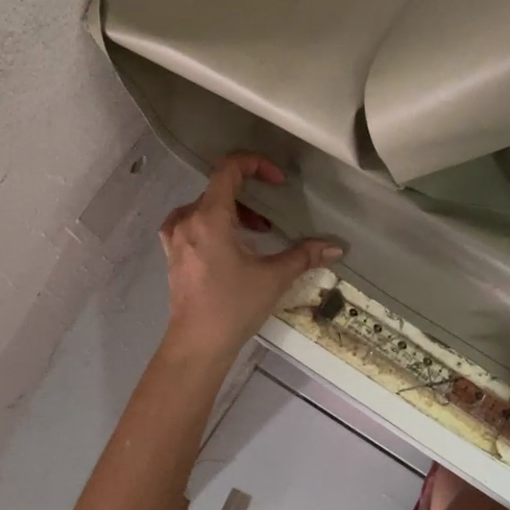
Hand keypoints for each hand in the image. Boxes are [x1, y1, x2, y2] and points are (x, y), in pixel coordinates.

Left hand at [159, 152, 341, 358]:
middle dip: (249, 198)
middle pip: (217, 190)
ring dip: (231, 213)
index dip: (255, 165)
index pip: (228, 170)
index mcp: (209, 217)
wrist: (198, 344)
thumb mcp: (274, 278)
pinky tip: (228, 248)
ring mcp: (175, 239)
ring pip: (203, 209)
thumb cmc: (234, 306)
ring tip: (255, 235)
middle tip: (270, 221)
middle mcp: (187, 221)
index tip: (277, 182)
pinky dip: (211, 226)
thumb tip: (336, 248)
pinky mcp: (173, 257)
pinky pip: (190, 226)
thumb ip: (304, 256)